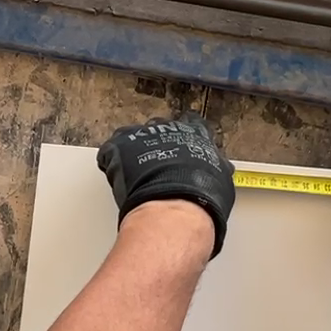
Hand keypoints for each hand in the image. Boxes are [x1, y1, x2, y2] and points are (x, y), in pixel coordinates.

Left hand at [97, 115, 235, 257]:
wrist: (175, 208)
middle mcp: (168, 128)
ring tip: (135, 176)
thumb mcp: (220, 181)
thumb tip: (218, 174)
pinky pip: (111, 151)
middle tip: (156, 166)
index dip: (183, 137)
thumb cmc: (201, 198)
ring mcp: (141, 136)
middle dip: (155, 143)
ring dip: (133, 154)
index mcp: (195, 132)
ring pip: (133, 137)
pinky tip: (116, 176)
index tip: (180, 146)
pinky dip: (112, 162)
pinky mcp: (118, 148)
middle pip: (158, 129)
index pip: (191, 123)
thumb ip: (215, 170)